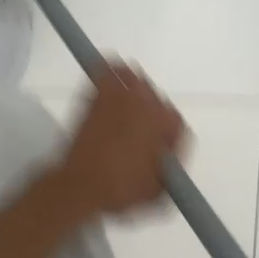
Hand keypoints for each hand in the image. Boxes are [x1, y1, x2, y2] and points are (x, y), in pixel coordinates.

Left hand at [50, 62, 187, 218]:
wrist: (81, 181)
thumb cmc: (121, 188)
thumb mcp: (158, 192)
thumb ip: (171, 172)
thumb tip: (169, 163)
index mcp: (163, 122)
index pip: (177, 123)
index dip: (170, 139)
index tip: (162, 152)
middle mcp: (145, 100)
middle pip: (156, 99)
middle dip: (152, 115)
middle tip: (142, 137)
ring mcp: (120, 91)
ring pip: (135, 79)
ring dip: (134, 92)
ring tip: (126, 111)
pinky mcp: (98, 89)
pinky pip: (109, 66)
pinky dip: (112, 70)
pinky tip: (110, 81)